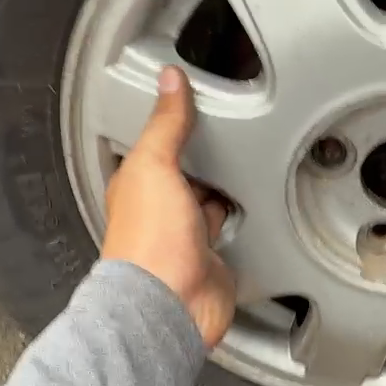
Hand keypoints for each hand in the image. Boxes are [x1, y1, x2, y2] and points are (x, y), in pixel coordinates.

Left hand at [100, 66, 235, 345]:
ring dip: (223, 194)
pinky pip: (230, 233)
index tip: (189, 105)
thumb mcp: (156, 166)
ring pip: (209, 205)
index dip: (172, 127)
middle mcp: (162, 212)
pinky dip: (239, 223)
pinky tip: (247, 213)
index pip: (157, 147)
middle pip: (187, 177)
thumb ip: (167, 124)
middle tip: (224, 139)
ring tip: (239, 173)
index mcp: (138, 186)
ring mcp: (188, 238)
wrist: (173, 303)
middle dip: (206, 163)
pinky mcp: (213, 260)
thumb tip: (170, 81)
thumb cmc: (150, 244)